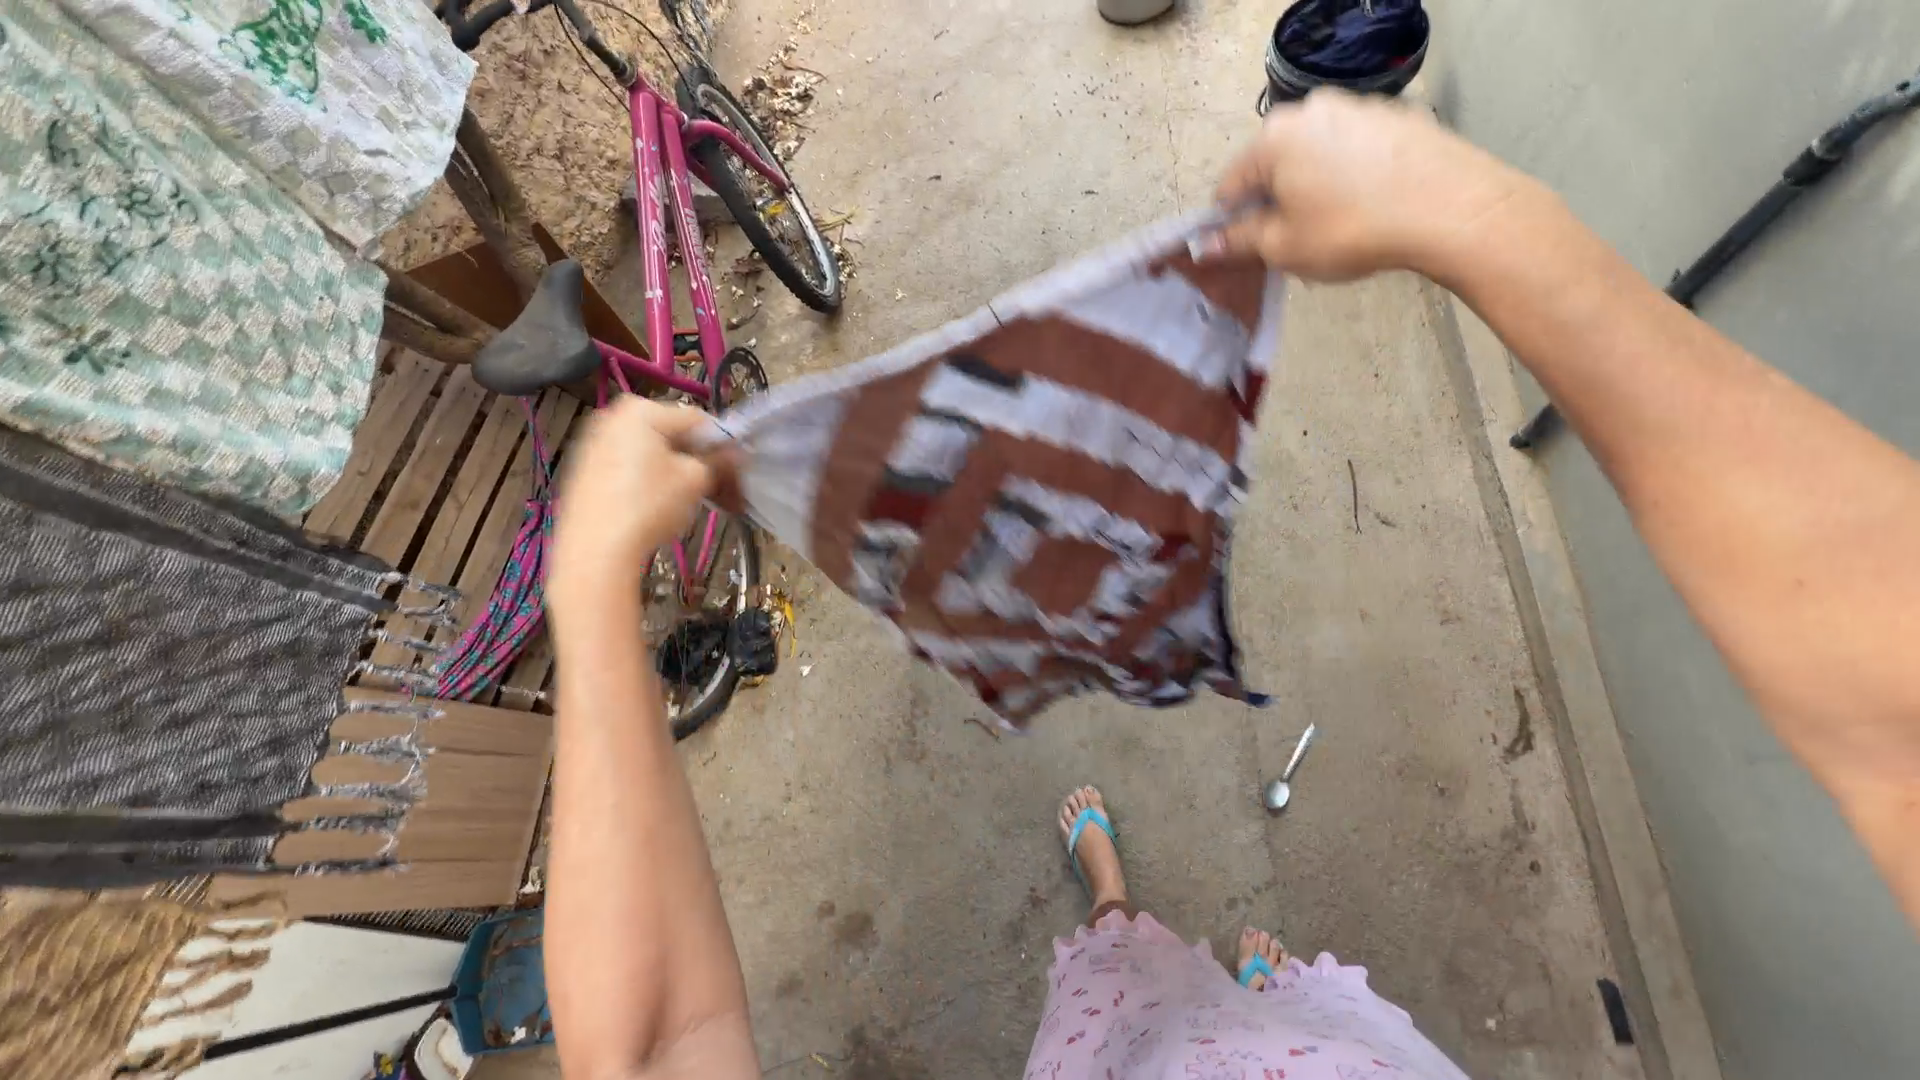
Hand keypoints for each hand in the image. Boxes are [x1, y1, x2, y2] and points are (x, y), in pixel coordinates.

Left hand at [548, 396, 717, 618]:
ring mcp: (596, 442)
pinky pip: (631, 465)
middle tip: (716, 488)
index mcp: (641, 410)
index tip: (735, 470)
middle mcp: (614, 417)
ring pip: (652, 451)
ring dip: (676, 470)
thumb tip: (737, 452)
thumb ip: (720, 460)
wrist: (596, 547)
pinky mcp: (587, 468)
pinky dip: (650, 479)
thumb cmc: (648, 505)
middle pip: (672, 434)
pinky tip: (659, 505)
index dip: (722, 445)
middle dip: (697, 459)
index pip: (698, 419)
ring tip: (689, 500)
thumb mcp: (695, 480)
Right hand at [1210, 90, 1538, 282]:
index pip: (1230, 187)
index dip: (1232, 224)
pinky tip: (1369, 207)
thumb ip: (1238, 241)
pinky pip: (1353, 151)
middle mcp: (1310, 110)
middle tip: (1295, 242)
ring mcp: (1357, 107)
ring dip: (1311, 190)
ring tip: (1336, 227)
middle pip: (1273, 167)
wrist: (1450, 208)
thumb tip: (1203, 245)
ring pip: (1314, 157)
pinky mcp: (1396, 116)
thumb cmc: (1351, 230)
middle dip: (1275, 203)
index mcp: (1273, 138)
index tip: (1249, 250)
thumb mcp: (1283, 246)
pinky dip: (1349, 177)